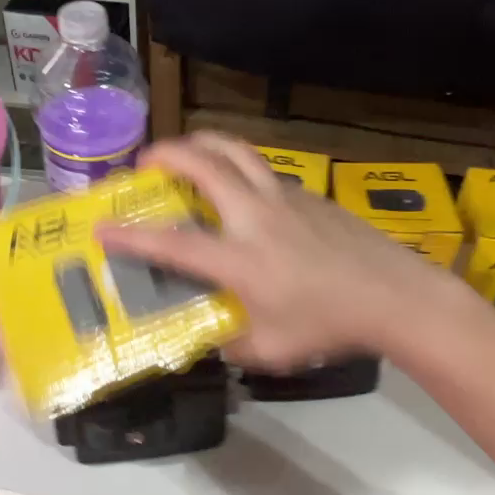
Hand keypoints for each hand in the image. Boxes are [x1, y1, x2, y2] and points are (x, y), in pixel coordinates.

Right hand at [95, 133, 471, 370]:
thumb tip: (211, 339)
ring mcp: (285, 198)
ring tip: (187, 150)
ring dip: (204, 144)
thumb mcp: (271, 350)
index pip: (172, 243)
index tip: (100, 228)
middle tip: (147, 162)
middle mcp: (255, 216)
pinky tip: (243, 189)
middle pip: (205, 165)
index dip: (130, 236)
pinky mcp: (309, 195)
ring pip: (237, 152)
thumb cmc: (329, 326)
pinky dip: (239, 166)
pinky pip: (263, 170)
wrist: (394, 296)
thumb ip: (231, 344)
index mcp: (238, 259)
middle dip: (168, 155)